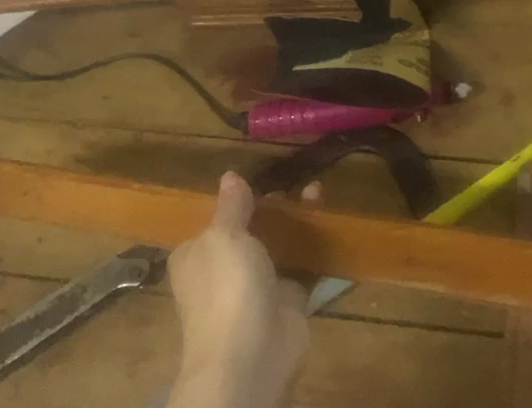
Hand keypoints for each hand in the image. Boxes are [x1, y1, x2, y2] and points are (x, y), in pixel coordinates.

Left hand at [165, 172, 319, 407]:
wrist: (250, 355)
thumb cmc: (227, 288)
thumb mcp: (224, 236)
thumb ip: (232, 206)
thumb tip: (230, 176)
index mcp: (198, 256)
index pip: (215, 222)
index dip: (237, 201)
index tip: (263, 178)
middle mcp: (225, 270)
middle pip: (252, 230)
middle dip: (275, 208)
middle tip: (298, 183)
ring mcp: (258, 287)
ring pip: (281, 246)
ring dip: (299, 222)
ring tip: (319, 192)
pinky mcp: (288, 300)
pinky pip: (304, 267)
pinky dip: (318, 248)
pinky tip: (333, 224)